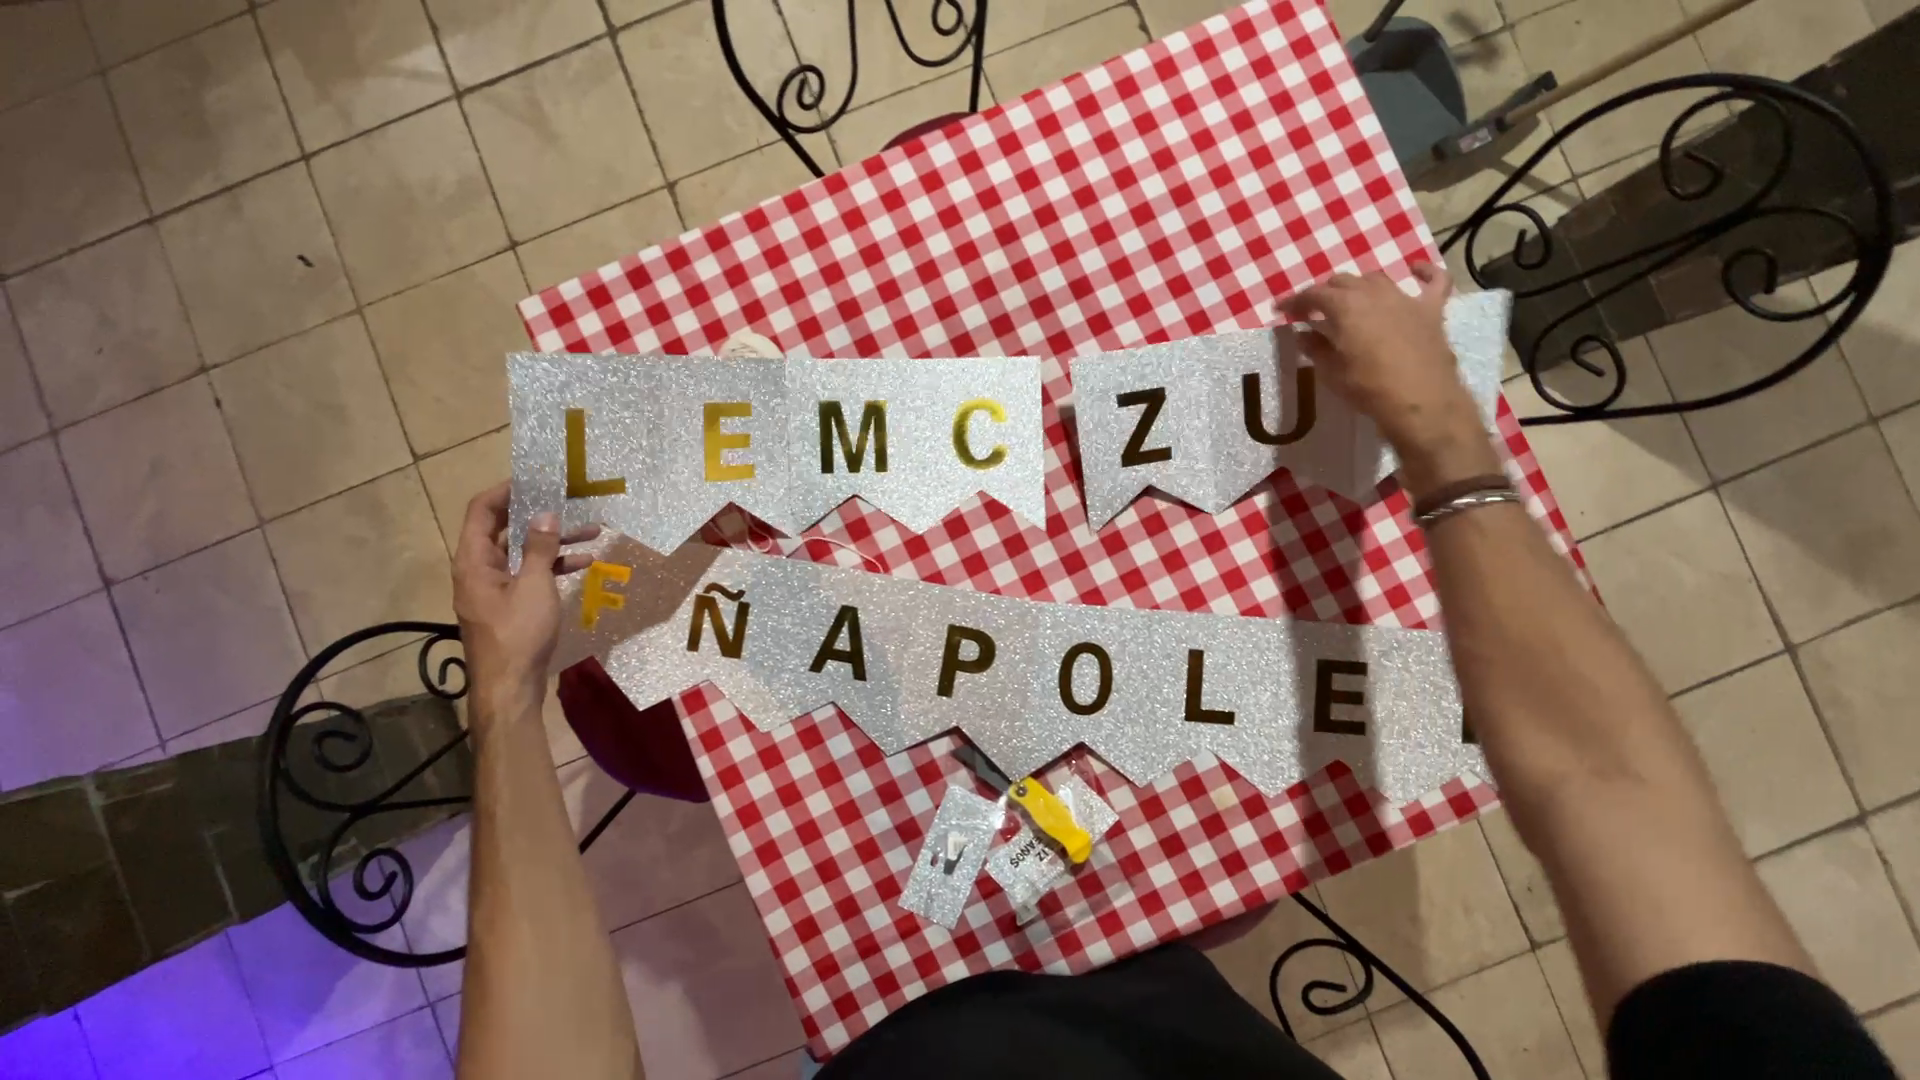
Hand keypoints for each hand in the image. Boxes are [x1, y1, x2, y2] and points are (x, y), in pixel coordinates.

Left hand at [452, 482, 599, 716]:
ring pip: (523, 553)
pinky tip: (584, 564)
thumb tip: (544, 513)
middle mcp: (479, 570)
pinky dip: (554, 566)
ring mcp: (495, 588)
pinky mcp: (511, 605)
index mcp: (474, 561)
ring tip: (593, 530)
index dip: (506, 491)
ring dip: (555, 541)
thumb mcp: (534, 586)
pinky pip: (531, 575)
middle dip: (539, 515)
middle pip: (505, 530)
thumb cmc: (518, 634)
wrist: (510, 687)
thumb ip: (539, 548)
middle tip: (569, 499)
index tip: (536, 479)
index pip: (481, 511)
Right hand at [1279, 265, 1498, 496]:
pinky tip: (1415, 269)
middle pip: (1343, 281)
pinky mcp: (1431, 309)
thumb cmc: (1368, 388)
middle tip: (1314, 310)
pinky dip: (1423, 272)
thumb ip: (1316, 348)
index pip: (1313, 294)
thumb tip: (1304, 335)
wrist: (1419, 400)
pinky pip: (1433, 280)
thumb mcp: (1332, 372)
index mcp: (1345, 307)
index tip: (1282, 309)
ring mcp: (1405, 298)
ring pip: (1377, 279)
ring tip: (1351, 300)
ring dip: (1359, 286)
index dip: (1295, 301)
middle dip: (1325, 293)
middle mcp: (1373, 294)